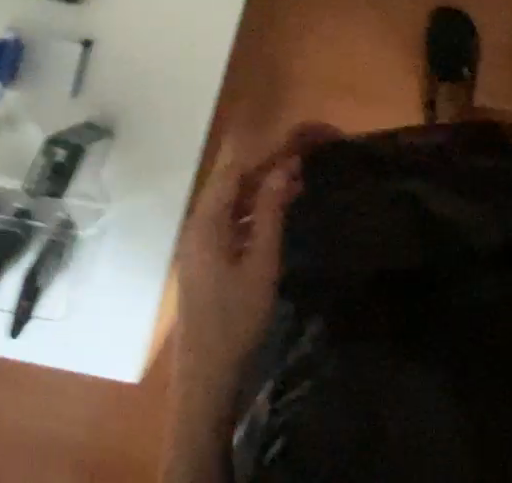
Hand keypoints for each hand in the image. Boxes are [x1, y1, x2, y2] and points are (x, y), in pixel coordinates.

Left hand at [172, 142, 303, 391]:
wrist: (208, 375)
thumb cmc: (236, 319)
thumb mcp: (261, 263)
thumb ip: (270, 212)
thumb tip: (285, 167)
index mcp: (206, 221)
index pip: (238, 167)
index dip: (273, 146)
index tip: (306, 136)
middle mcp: (199, 223)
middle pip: (236, 179)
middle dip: (273, 160)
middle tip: (312, 149)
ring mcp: (202, 240)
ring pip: (236, 198)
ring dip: (268, 182)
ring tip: (305, 172)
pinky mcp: (210, 256)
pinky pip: (234, 217)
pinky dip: (258, 206)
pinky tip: (284, 204)